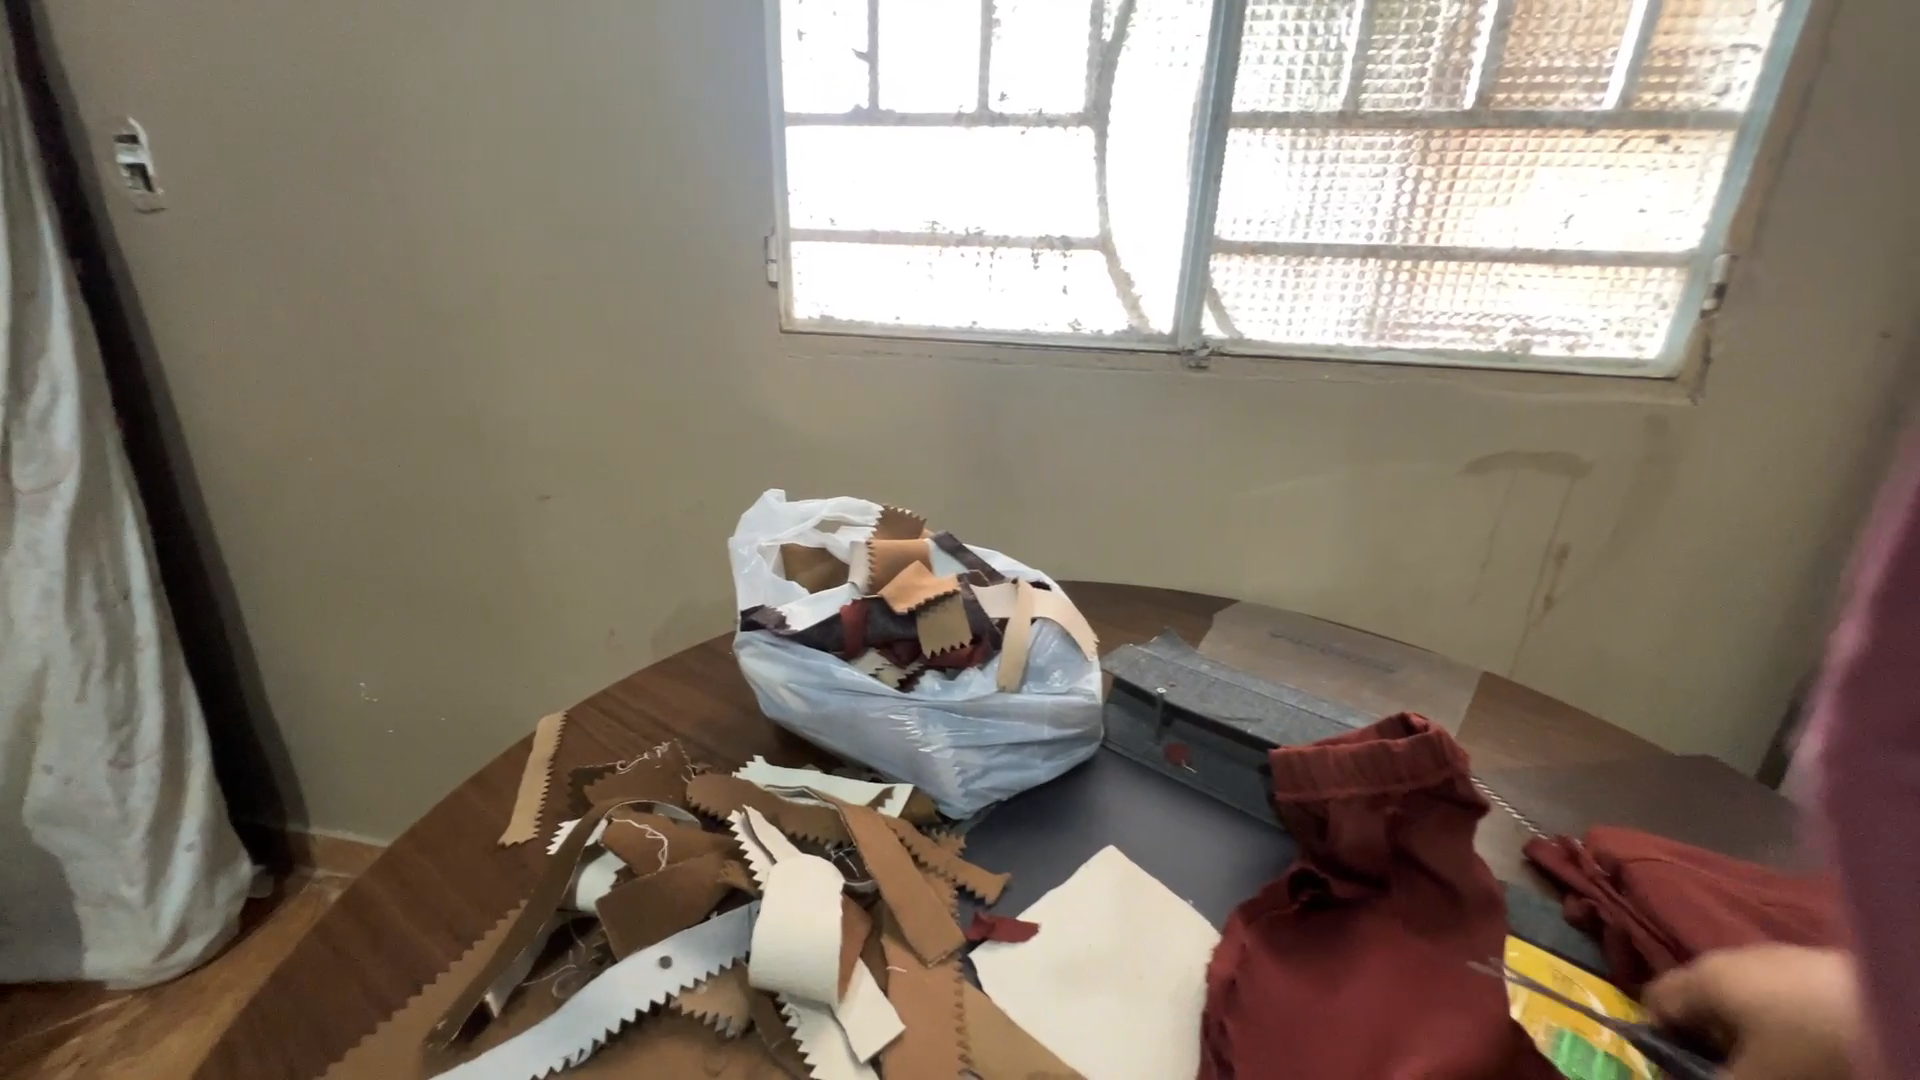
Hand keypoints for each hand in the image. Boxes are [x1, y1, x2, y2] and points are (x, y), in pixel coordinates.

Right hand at [1643, 945, 1863, 1079]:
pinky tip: (1815, 1041)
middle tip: (1738, 1069)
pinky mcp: (1816, 963)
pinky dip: (1786, 1018)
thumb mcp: (1761, 1078)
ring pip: (1742, 995)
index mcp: (1700, 977)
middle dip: (1712, 1035)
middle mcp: (1724, 956)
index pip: (1655, 1000)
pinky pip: (1781, 993)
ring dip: (1751, 1027)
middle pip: (1700, 999)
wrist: (1902, 1011)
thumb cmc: (1814, 1046)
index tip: (1683, 1069)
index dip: (1661, 1036)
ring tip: (1782, 1059)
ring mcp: (1773, 955)